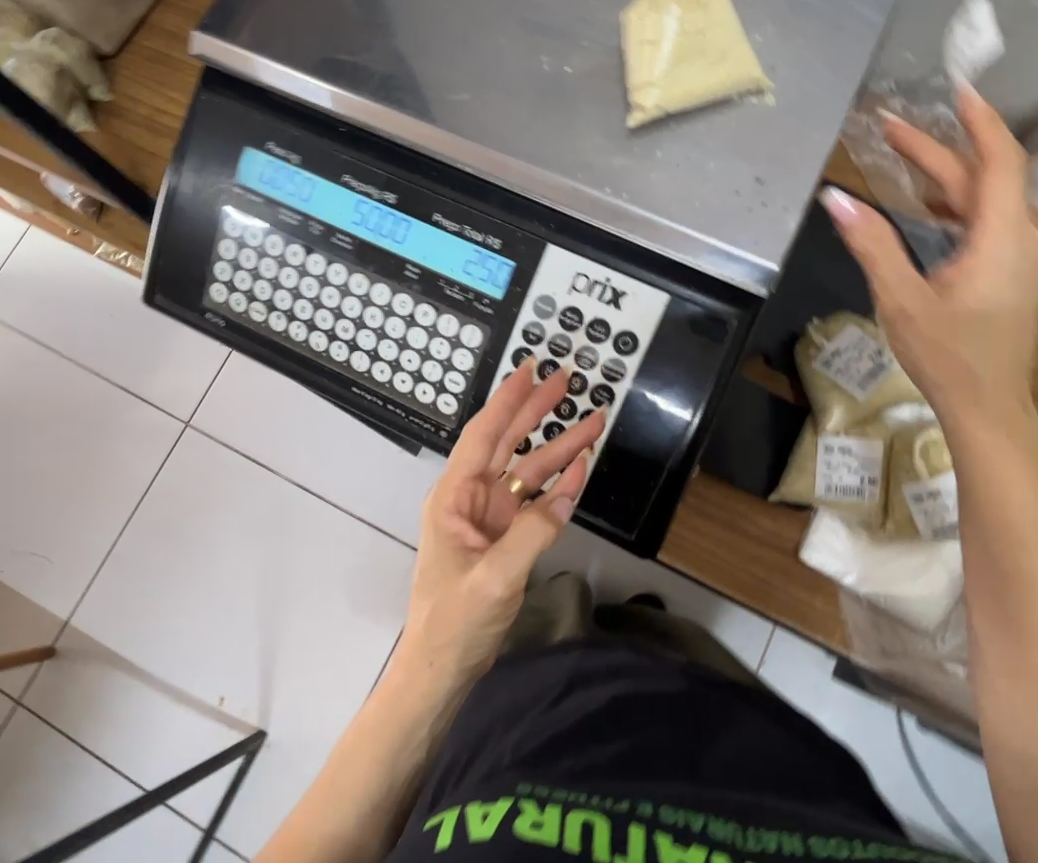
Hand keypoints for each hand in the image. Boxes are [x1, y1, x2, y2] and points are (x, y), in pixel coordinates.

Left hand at [400, 361, 605, 681]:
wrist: (443, 666)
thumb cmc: (454, 621)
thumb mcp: (493, 578)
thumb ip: (531, 534)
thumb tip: (567, 494)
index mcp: (453, 498)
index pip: (482, 436)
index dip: (507, 401)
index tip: (528, 370)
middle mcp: (471, 499)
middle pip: (508, 443)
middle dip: (537, 412)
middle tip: (567, 381)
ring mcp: (490, 518)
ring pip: (528, 471)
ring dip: (559, 448)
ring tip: (594, 421)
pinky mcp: (506, 538)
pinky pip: (536, 503)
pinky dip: (559, 485)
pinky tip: (581, 467)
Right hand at [821, 84, 1037, 426]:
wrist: (987, 410)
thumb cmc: (946, 357)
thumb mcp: (901, 299)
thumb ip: (872, 244)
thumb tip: (836, 199)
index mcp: (999, 239)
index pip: (1000, 162)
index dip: (980, 122)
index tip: (956, 90)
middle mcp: (1017, 240)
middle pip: (984, 178)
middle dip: (938, 149)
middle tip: (889, 127)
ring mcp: (1016, 259)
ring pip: (985, 201)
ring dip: (945, 176)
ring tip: (900, 157)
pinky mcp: (1007, 276)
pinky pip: (984, 223)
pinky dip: (954, 204)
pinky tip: (924, 209)